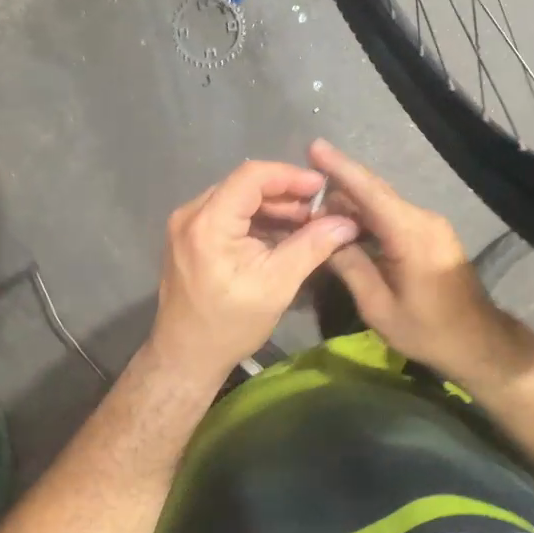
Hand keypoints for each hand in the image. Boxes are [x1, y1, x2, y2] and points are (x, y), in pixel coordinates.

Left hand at [151, 160, 360, 377]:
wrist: (186, 356)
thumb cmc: (230, 325)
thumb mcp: (277, 285)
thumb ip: (311, 247)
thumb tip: (347, 222)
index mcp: (208, 223)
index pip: (251, 176)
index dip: (289, 176)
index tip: (321, 187)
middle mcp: (191, 214)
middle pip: (243, 185)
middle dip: (284, 193)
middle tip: (319, 209)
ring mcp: (186, 224)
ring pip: (236, 198)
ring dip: (271, 206)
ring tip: (307, 222)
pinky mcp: (188, 235)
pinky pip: (226, 213)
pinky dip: (254, 219)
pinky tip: (281, 233)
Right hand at [309, 139, 533, 393]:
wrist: (480, 344)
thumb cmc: (428, 330)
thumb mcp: (378, 306)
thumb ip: (349, 266)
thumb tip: (322, 233)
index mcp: (410, 233)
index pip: (369, 190)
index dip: (339, 167)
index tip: (313, 146)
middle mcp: (422, 218)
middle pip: (374, 191)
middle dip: (338, 183)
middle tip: (301, 187)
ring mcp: (429, 225)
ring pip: (382, 203)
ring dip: (350, 203)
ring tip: (314, 208)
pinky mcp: (430, 234)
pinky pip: (392, 215)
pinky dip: (366, 216)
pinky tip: (344, 225)